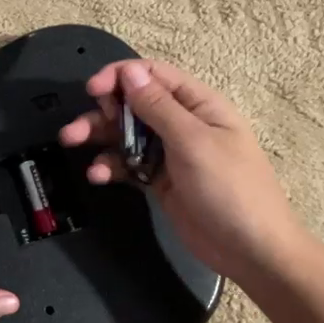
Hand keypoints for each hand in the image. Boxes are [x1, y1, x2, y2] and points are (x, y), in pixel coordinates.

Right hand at [59, 60, 316, 281]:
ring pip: (125, 134)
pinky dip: (110, 165)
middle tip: (77, 127)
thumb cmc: (230, 189)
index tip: (92, 90)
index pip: (153, 75)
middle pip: (133, 104)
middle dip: (102, 110)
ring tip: (71, 143)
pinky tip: (98, 175)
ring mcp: (170, 153)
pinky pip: (128, 164)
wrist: (251, 251)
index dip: (120, 77)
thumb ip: (158, 106)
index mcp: (199, 105)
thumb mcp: (193, 142)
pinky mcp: (159, 180)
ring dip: (98, 136)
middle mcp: (182, 123)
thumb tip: (130, 71)